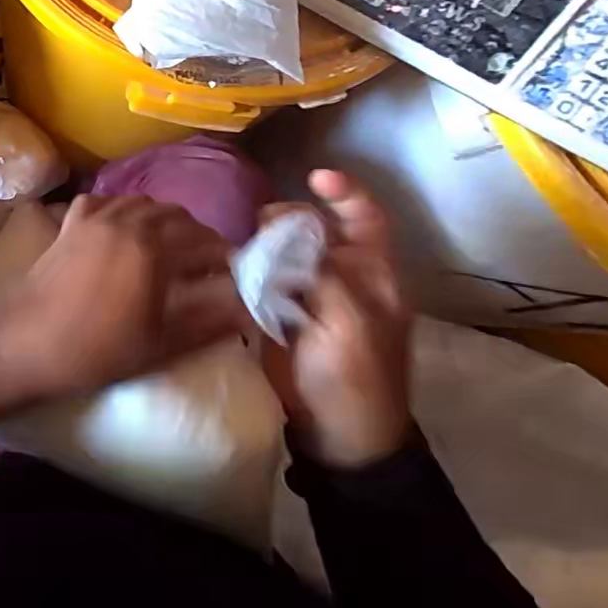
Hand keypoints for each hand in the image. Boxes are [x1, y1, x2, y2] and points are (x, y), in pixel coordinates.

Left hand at [0, 195, 246, 400]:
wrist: (26, 341)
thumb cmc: (96, 349)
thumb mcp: (160, 344)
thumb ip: (208, 322)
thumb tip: (247, 310)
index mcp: (152, 249)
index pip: (204, 240)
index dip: (225, 255)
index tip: (234, 272)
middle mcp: (124, 222)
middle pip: (174, 215)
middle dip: (196, 234)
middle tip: (205, 262)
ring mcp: (92, 219)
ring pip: (139, 203)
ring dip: (161, 218)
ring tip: (169, 245)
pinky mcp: (68, 225)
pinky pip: (100, 201)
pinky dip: (118, 207)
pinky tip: (121, 227)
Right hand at [260, 171, 413, 469]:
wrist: (335, 431)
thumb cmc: (357, 377)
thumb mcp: (353, 323)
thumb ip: (325, 274)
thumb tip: (289, 236)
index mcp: (372, 275)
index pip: (365, 218)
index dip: (344, 192)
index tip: (315, 176)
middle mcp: (338, 274)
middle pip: (313, 226)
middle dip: (290, 218)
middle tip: (264, 227)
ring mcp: (304, 290)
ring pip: (281, 246)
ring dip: (264, 240)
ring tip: (247, 249)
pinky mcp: (275, 307)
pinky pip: (259, 273)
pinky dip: (247, 264)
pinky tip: (234, 265)